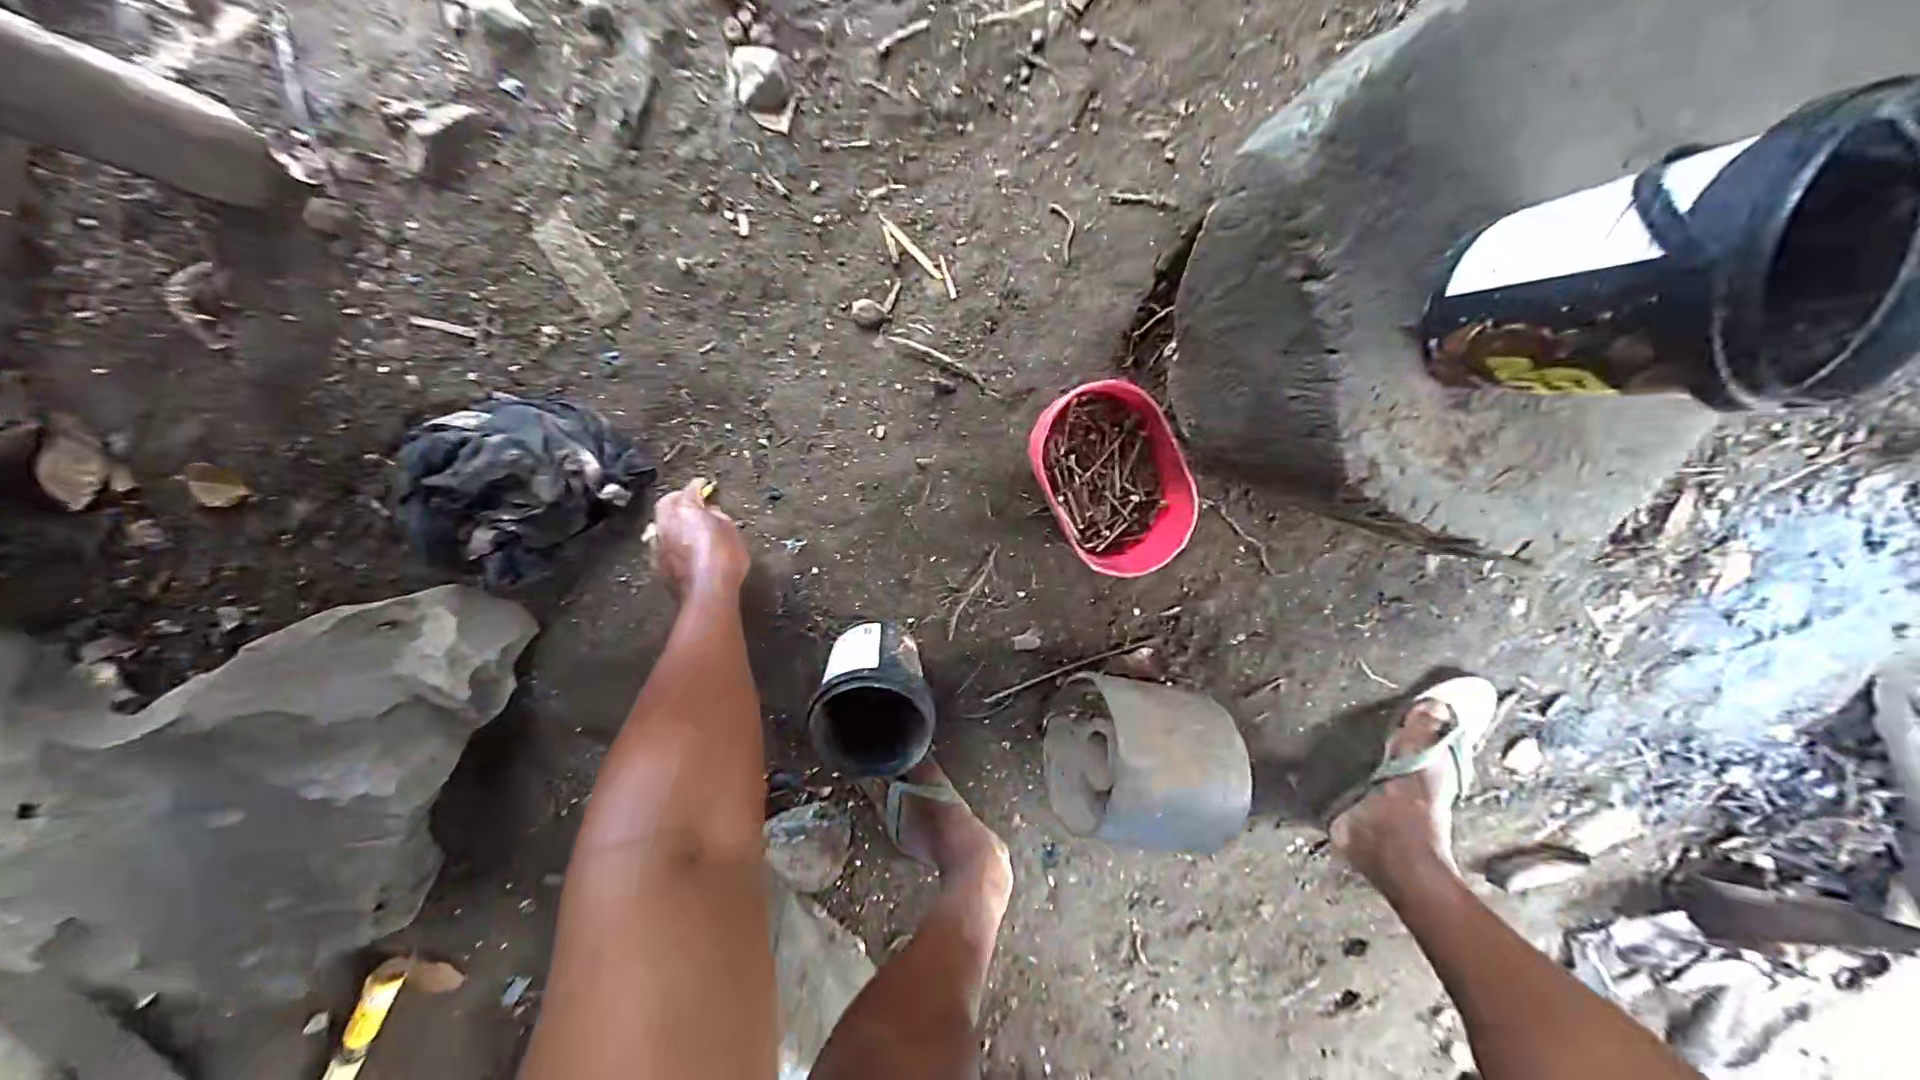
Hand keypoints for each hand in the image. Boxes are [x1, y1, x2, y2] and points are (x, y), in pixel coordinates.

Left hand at [649, 478, 749, 599]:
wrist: (707, 593)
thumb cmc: (725, 560)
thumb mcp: (731, 531)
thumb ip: (718, 516)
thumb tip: (710, 512)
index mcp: (685, 509)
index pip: (690, 490)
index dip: (698, 486)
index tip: (703, 485)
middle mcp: (666, 522)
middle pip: (667, 503)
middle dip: (678, 499)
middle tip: (692, 503)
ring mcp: (658, 543)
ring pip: (660, 523)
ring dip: (671, 521)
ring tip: (685, 525)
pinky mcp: (656, 562)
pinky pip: (660, 543)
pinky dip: (669, 540)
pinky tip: (679, 546)